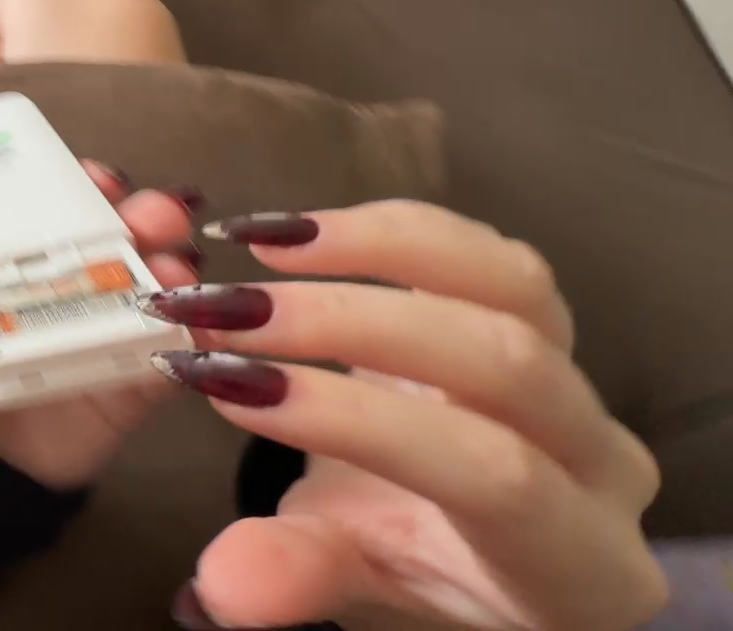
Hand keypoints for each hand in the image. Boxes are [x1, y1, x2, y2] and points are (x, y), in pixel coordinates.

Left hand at [0, 162, 199, 490]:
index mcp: (37, 261)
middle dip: (148, 214)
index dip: (87, 184)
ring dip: (176, 267)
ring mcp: (117, 330)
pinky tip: (191, 325)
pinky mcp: (141, 382)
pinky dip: (192, 335)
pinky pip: (179, 352)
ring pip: (163, 284)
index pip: (69, 206)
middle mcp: (85, 284)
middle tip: (150, 216)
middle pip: (128, 235)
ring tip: (172, 269)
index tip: (95, 175)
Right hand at [144, 201, 666, 630]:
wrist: (454, 518)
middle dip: (338, 322)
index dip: (348, 417)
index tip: (220, 382)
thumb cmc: (403, 554)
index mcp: (568, 554)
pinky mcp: (526, 313)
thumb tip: (218, 586)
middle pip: (498, 358)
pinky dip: (376, 226)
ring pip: (509, 281)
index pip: (485, 472)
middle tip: (218, 309)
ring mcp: (573, 374)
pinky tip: (289, 231)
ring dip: (369, 246)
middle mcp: (596, 455)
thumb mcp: (347, 573)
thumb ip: (297, 575)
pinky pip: (478, 248)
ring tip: (256, 240)